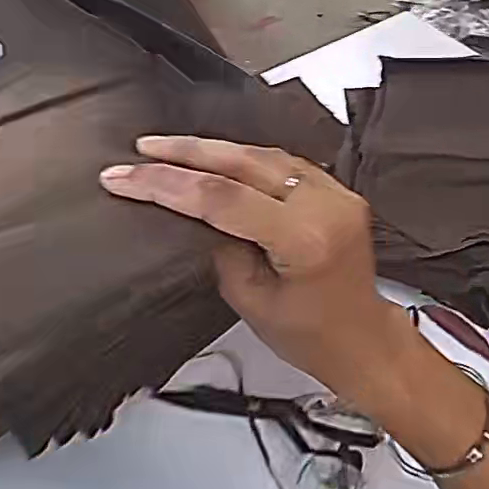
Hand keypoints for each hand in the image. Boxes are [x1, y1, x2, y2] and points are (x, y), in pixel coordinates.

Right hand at [98, 136, 419, 402]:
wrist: (363, 338)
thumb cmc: (314, 335)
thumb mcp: (251, 300)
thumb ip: (220, 248)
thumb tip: (193, 209)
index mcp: (305, 239)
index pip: (223, 198)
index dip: (167, 184)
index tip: (125, 177)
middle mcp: (327, 207)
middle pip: (245, 162)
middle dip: (188, 152)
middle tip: (144, 150)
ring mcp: (338, 196)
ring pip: (267, 155)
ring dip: (217, 150)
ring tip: (172, 150)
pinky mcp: (340, 194)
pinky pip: (287, 164)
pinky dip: (249, 158)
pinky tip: (220, 156)